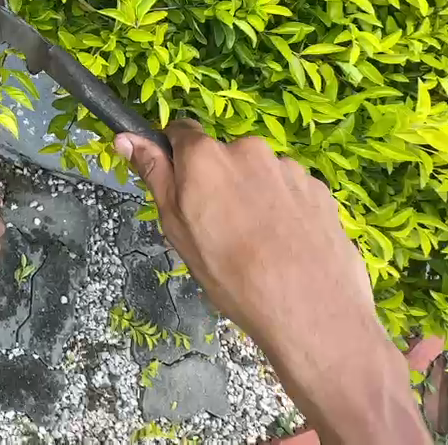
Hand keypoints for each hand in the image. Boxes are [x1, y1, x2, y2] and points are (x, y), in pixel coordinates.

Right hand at [119, 122, 429, 444]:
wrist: (314, 315)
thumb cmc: (231, 274)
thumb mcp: (177, 227)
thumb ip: (155, 175)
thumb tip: (126, 138)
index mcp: (205, 155)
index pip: (181, 131)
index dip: (177, 158)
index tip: (183, 188)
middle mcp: (247, 149)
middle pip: (223, 155)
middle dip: (219, 179)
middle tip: (221, 225)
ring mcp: (289, 169)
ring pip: (259, 173)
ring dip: (254, 193)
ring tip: (261, 241)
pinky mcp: (321, 191)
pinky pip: (291, 189)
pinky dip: (286, 208)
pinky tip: (288, 244)